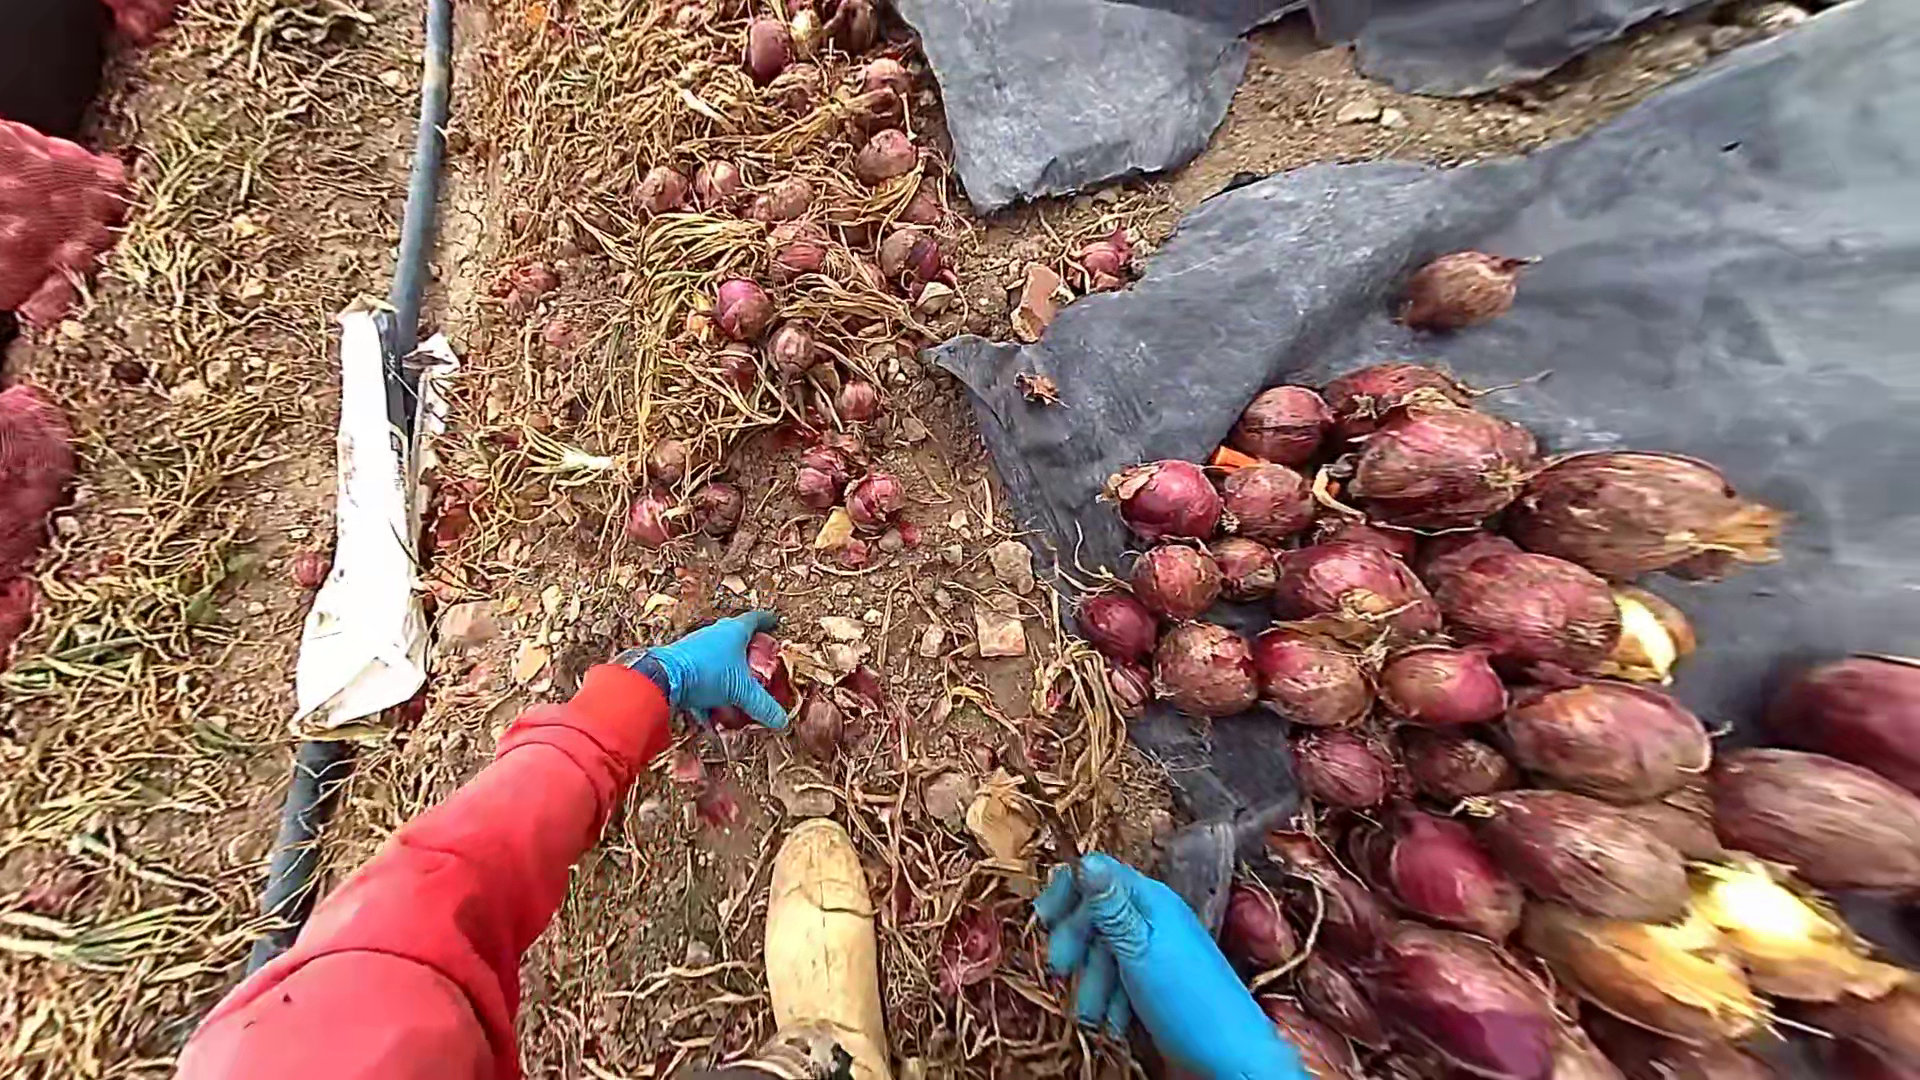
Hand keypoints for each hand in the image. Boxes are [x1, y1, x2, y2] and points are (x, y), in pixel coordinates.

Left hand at [628, 611, 789, 728]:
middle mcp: (716, 632)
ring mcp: (696, 645)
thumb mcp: (741, 691)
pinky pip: (703, 669)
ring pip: (718, 652)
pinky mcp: (681, 659)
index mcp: (735, 631)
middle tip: (759, 654)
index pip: (756, 619)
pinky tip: (712, 704)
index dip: (767, 621)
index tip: (774, 622)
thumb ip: (762, 705)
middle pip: (736, 634)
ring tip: (737, 681)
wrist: (662, 679)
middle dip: (748, 645)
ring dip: (728, 664)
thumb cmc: (708, 673)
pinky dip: (711, 681)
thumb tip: (782, 720)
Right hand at [1036, 854, 1304, 1079]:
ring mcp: (1154, 949)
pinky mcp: (1155, 982)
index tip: (1041, 919)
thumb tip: (1083, 857)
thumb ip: (1108, 905)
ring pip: (1104, 949)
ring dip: (1090, 979)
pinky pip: (1118, 977)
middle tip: (1059, 969)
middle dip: (1074, 941)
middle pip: (1095, 911)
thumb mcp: (1138, 949)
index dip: (1065, 891)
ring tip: (1092, 1014)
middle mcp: (1150, 915)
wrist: (1237, 1066)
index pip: (1096, 872)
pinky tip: (1113, 1022)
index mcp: (1148, 897)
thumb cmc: (1187, 1001)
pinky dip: (1109, 997)